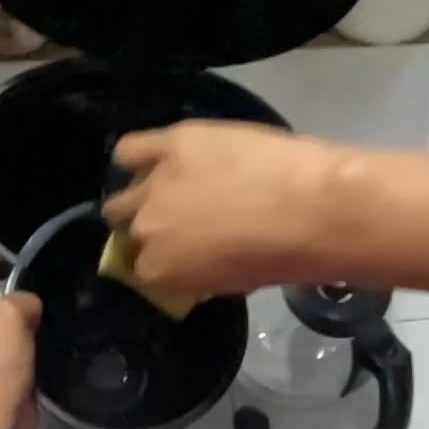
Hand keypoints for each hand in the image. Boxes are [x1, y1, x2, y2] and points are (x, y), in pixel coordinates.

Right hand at [102, 121, 354, 295]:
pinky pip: (130, 149)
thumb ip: (195, 274)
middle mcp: (145, 230)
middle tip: (171, 221)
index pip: (139, 270)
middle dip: (141, 229)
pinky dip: (133, 155)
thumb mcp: (229, 284)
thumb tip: (191, 264)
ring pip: (122, 195)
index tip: (172, 254)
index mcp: (159, 271)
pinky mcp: (171, 144)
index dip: (156, 260)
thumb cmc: (276, 256)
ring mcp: (154, 185)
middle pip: (126, 229)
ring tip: (163, 190)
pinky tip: (150, 157)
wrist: (306, 208)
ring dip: (135, 196)